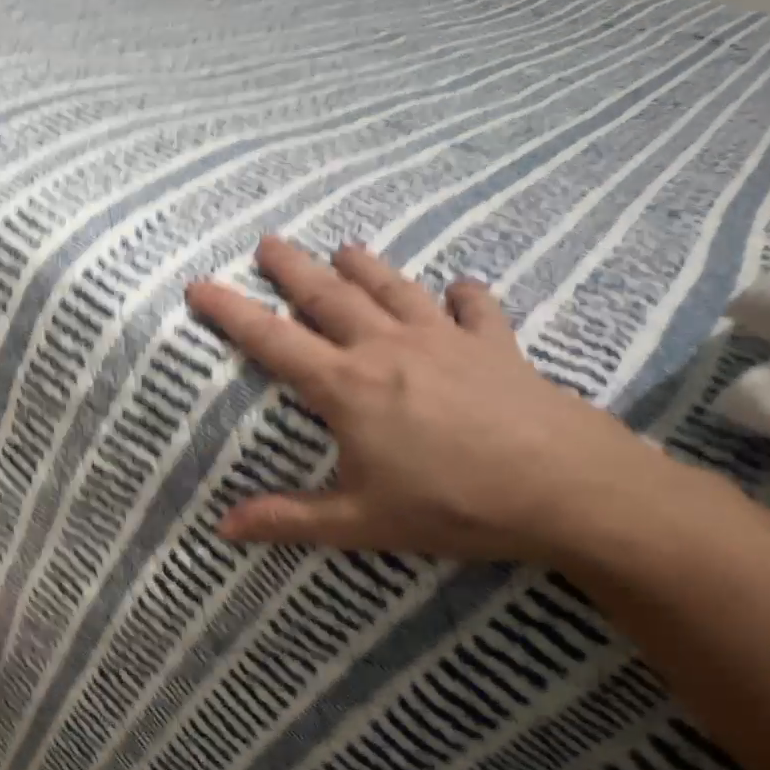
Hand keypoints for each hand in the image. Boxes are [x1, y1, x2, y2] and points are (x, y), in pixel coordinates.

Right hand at [185, 235, 672, 562]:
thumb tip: (222, 528)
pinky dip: (462, 295)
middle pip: (329, 297)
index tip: (199, 285)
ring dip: (364, 268)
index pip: (273, 341)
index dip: (231, 312)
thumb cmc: (451, 505)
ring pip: (393, 291)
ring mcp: (446, 342)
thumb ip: (286, 519)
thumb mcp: (356, 522)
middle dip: (292, 269)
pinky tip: (457, 286)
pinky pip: (475, 310)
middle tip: (267, 242)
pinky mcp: (496, 348)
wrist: (569, 489)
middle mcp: (388, 350)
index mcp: (346, 387)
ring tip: (344, 248)